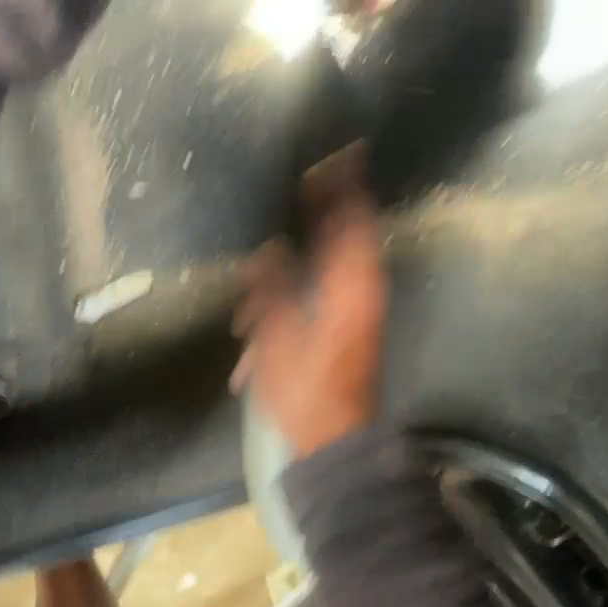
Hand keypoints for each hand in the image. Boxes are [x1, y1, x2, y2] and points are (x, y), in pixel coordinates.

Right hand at [232, 145, 389, 459]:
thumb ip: (272, 292)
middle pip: (334, 249)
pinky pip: (317, 310)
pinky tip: (255, 345)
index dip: (338, 191)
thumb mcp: (279, 342)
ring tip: (245, 321)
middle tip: (280, 223)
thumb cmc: (308, 393)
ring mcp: (359, 318)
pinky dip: (287, 318)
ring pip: (319, 284)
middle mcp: (362, 295)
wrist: (335, 445)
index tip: (328, 160)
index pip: (350, 223)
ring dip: (281, 294)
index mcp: (352, 288)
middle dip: (300, 242)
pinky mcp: (349, 337)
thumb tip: (266, 251)